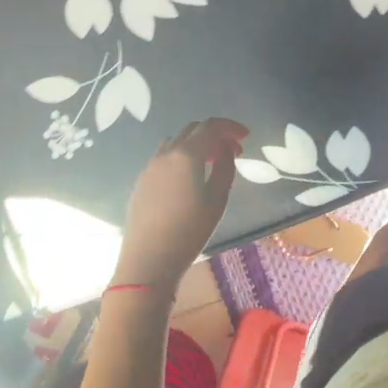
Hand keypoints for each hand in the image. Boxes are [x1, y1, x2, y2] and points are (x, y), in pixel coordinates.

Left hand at [112, 118, 248, 291]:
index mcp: (186, 154)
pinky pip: (164, 157)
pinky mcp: (141, 182)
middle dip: (215, 134)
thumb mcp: (217, 199)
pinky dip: (181, 156)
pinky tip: (188, 178)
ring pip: (176, 141)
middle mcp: (166, 153)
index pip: (211, 126)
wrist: (148, 262)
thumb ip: (225, 167)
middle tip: (232, 151)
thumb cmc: (189, 231)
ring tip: (210, 163)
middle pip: (193, 129)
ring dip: (196, 144)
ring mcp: (150, 167)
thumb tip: (226, 149)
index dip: (230, 127)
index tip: (245, 137)